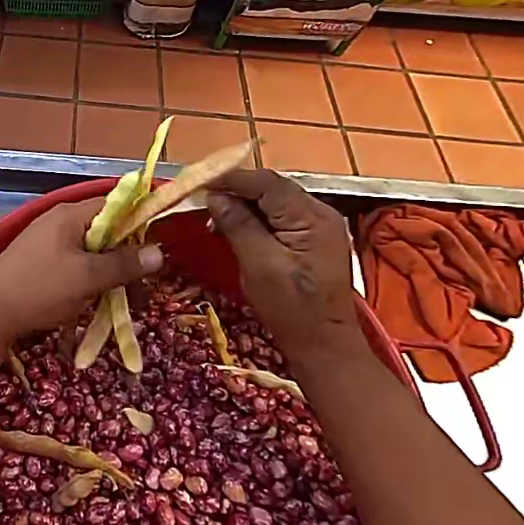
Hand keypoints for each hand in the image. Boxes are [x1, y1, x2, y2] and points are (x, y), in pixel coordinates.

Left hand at [0, 198, 164, 338]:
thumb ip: (123, 264)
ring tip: (122, 299)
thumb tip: (159, 253)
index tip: (158, 246)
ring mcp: (46, 241)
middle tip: (142, 286)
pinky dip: (89, 279)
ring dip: (109, 272)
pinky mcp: (38, 261)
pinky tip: (94, 300)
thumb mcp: (88, 278)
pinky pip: (74, 263)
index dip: (140, 222)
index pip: (115, 205)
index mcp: (69, 215)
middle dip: (126, 257)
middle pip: (104, 230)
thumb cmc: (40, 289)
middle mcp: (57, 221)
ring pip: (90, 251)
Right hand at [204, 169, 358, 352]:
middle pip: (273, 189)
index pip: (267, 183)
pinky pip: (282, 217)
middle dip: (237, 191)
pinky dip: (257, 218)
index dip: (231, 180)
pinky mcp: (314, 239)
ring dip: (245, 205)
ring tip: (216, 217)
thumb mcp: (259, 265)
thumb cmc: (290, 308)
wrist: (323, 344)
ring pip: (276, 201)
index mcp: (311, 217)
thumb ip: (238, 225)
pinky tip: (237, 228)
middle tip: (204, 201)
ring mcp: (320, 226)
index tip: (199, 183)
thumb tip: (215, 197)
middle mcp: (321, 213)